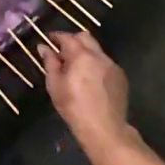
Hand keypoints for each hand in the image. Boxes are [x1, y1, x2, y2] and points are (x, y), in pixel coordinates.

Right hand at [43, 32, 143, 156]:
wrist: (104, 128)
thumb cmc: (73, 107)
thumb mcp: (55, 85)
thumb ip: (50, 62)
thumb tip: (44, 47)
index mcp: (81, 55)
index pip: (67, 37)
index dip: (56, 36)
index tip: (49, 39)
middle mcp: (99, 55)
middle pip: (85, 37)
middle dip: (72, 40)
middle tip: (62, 51)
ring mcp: (112, 65)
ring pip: (97, 50)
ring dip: (85, 53)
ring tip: (76, 68)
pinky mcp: (120, 76)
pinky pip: (105, 63)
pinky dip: (96, 64)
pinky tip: (91, 80)